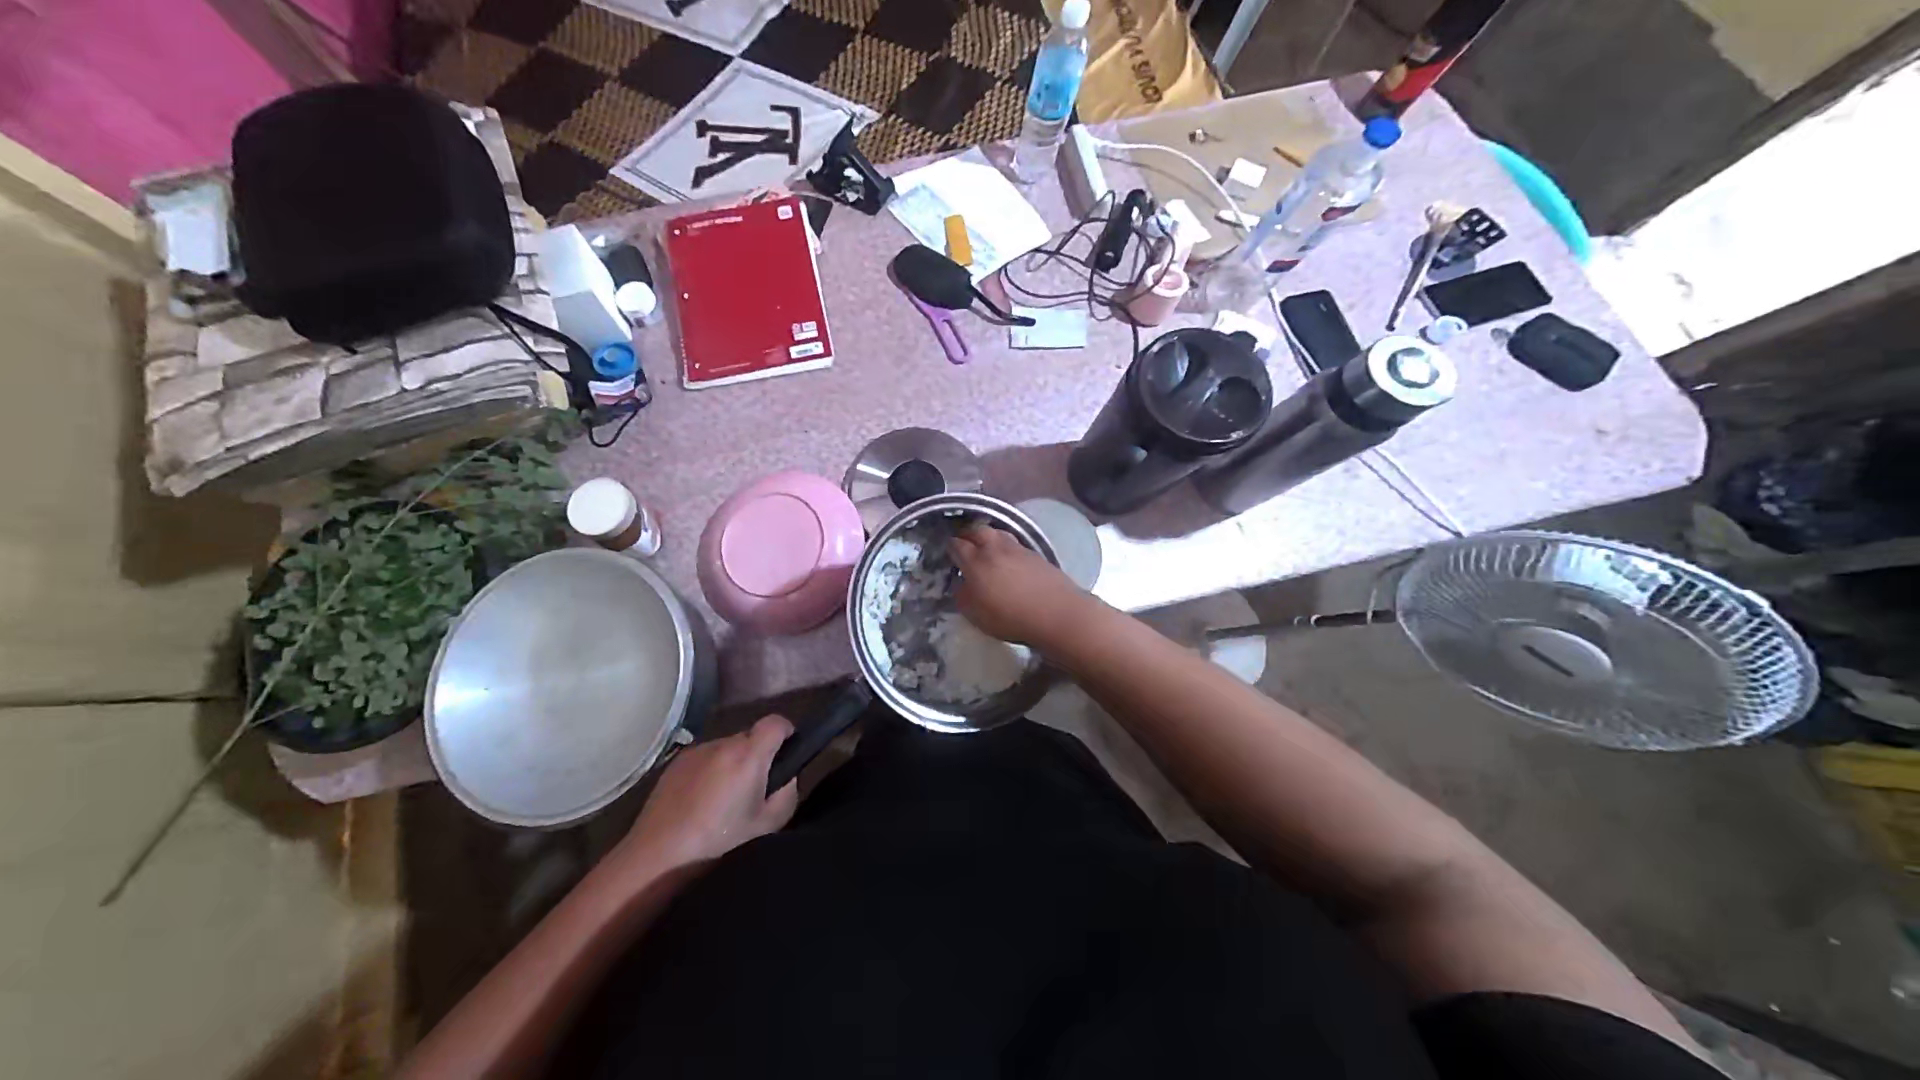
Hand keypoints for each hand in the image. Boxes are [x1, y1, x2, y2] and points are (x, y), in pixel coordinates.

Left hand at [609, 715, 798, 878]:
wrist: (660, 854)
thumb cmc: (719, 841)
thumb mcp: (769, 824)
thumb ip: (788, 792)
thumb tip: (785, 777)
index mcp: (748, 755)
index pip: (776, 722)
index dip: (786, 733)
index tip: (785, 754)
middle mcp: (723, 744)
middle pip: (750, 736)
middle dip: (757, 755)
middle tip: (753, 788)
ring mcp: (696, 751)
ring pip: (727, 748)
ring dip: (732, 763)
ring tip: (723, 798)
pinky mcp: (676, 762)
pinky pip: (705, 758)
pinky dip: (710, 771)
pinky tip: (700, 801)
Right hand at [949, 524, 1094, 646]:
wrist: (1057, 613)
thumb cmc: (1010, 617)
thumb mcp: (976, 615)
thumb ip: (963, 596)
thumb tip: (962, 585)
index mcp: (976, 561)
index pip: (956, 544)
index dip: (949, 547)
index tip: (947, 552)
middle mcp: (995, 548)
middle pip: (977, 530)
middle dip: (967, 534)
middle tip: (964, 542)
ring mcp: (1018, 548)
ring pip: (997, 533)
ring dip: (988, 536)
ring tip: (985, 547)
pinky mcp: (1036, 554)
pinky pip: (1014, 544)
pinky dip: (1006, 547)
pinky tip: (1008, 558)